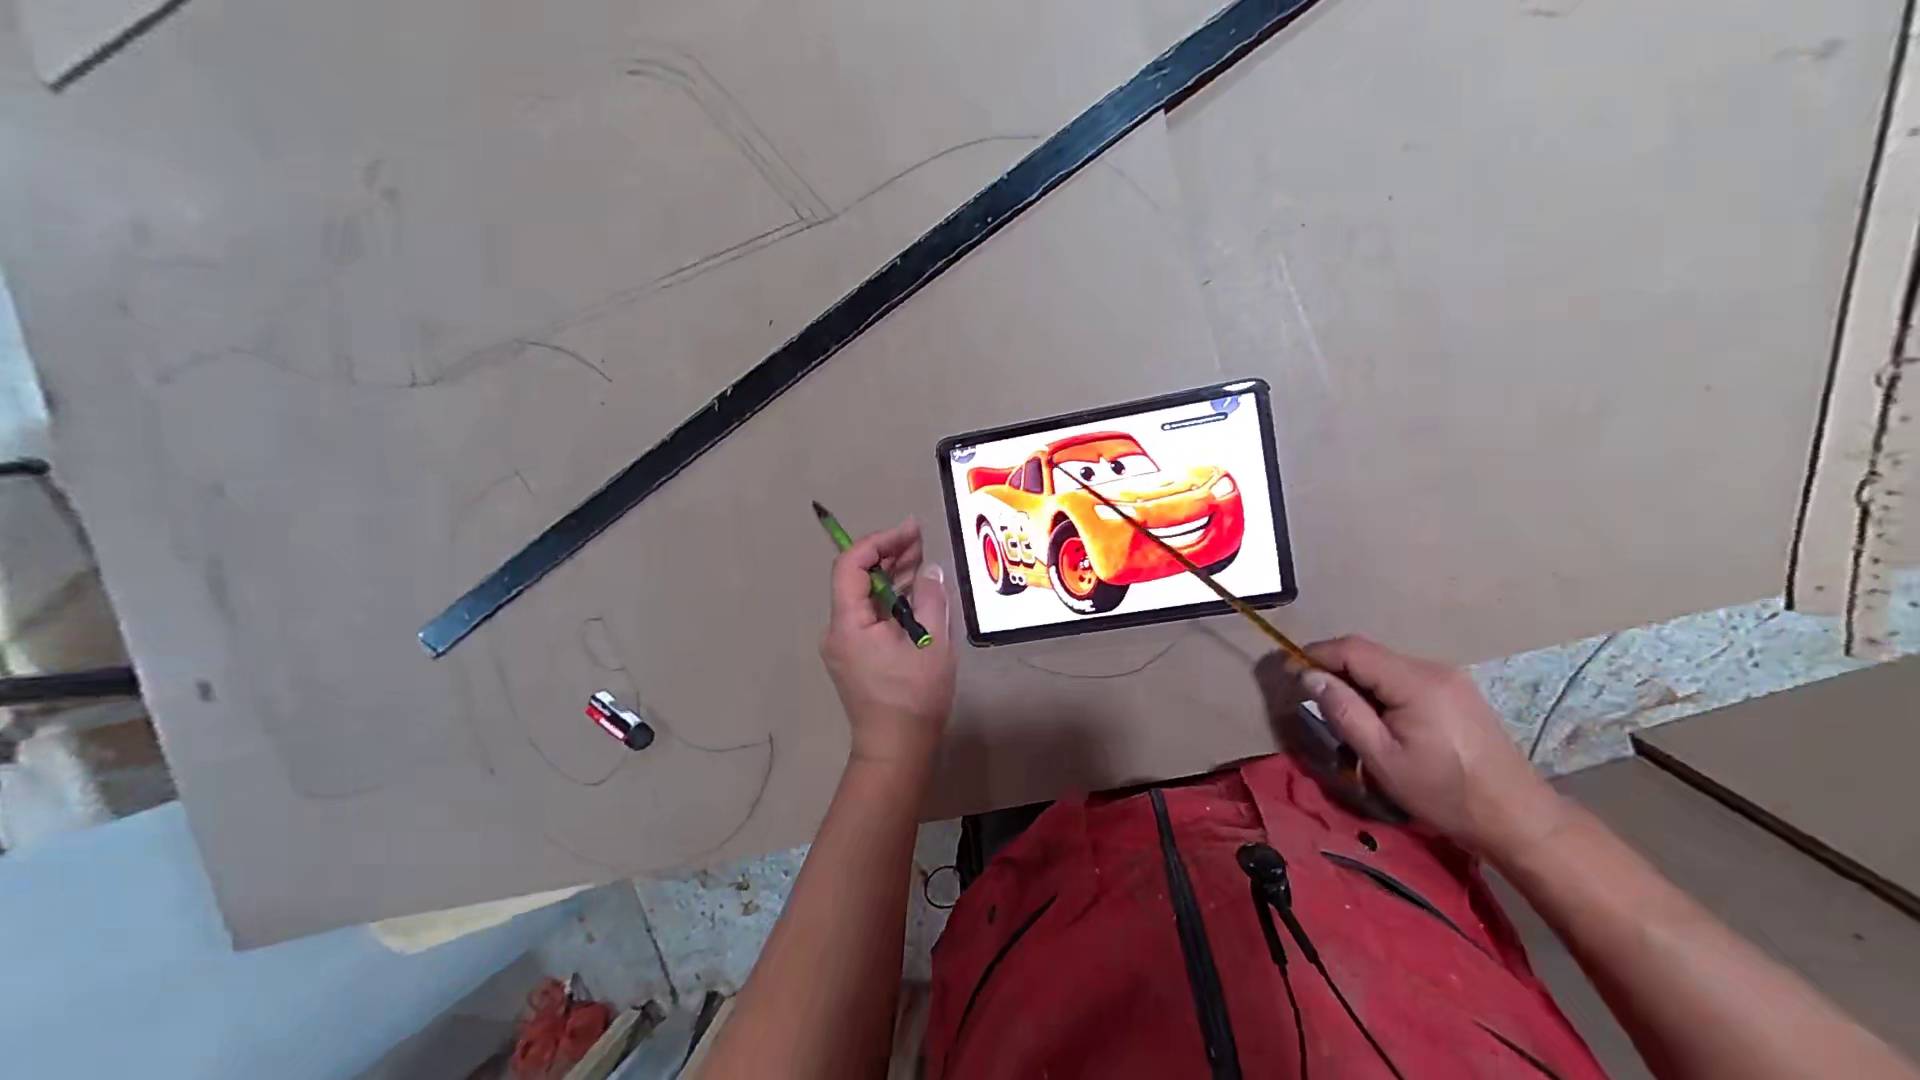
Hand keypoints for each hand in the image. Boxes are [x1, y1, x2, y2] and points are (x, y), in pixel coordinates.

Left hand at [820, 518, 956, 770]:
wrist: (896, 750)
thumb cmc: (914, 698)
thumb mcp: (932, 644)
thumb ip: (930, 599)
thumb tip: (929, 570)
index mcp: (848, 624)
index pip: (851, 565)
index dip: (879, 541)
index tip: (910, 531)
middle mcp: (837, 630)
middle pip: (855, 578)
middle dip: (887, 554)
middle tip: (920, 538)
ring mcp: (844, 644)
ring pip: (863, 597)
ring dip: (890, 576)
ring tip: (921, 557)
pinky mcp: (855, 655)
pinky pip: (868, 615)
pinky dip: (889, 599)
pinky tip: (913, 590)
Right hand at [1297, 635, 1566, 857]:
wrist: (1518, 818)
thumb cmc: (1444, 793)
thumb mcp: (1382, 758)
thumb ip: (1343, 711)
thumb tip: (1309, 676)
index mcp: (1415, 683)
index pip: (1352, 648)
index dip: (1315, 655)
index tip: (1291, 674)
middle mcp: (1433, 669)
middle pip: (1368, 653)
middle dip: (1334, 668)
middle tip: (1313, 698)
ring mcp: (1449, 677)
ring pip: (1384, 664)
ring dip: (1356, 679)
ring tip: (1344, 713)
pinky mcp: (1456, 690)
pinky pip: (1403, 676)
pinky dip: (1379, 687)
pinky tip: (1378, 717)